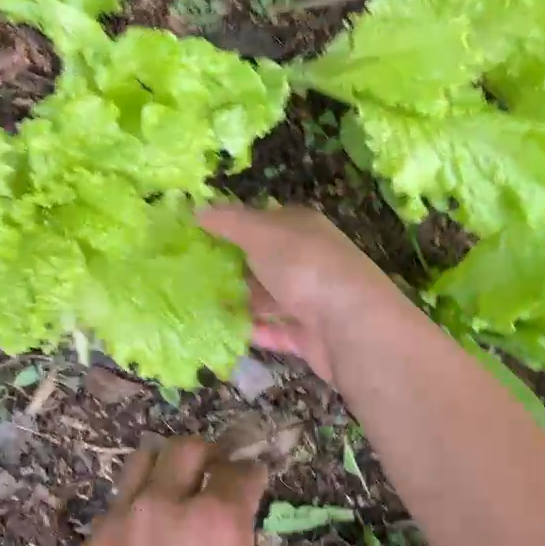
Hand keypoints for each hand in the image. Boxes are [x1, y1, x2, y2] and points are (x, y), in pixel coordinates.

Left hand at [83, 436, 266, 545]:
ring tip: (179, 473)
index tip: (256, 472)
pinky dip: (139, 491)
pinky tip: (146, 506)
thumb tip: (240, 522)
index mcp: (216, 521)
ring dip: (167, 461)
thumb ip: (240, 538)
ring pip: (147, 457)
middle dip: (209, 452)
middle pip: (189, 449)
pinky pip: (121, 493)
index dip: (251, 472)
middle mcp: (167, 503)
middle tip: (219, 464)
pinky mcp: (96, 530)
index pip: (240, 476)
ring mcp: (125, 512)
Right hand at [200, 205, 408, 385]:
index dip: (231, 224)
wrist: (353, 328)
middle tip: (190, 269)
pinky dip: (253, 330)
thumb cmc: (303, 265)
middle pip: (264, 259)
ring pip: (268, 296)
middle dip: (231, 264)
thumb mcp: (258, 232)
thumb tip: (196, 210)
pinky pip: (275, 329)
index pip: (263, 219)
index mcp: (301, 227)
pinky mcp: (310, 335)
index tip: (197, 233)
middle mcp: (309, 259)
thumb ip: (226, 221)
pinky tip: (224, 329)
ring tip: (199, 301)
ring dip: (239, 300)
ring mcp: (312, 299)